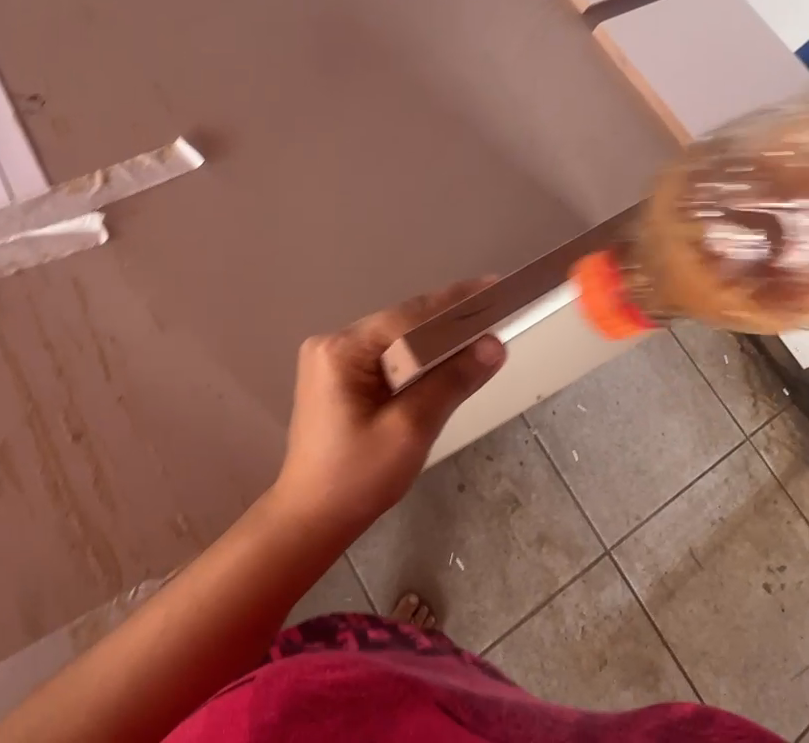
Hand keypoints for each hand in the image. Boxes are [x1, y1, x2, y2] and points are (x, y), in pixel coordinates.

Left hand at [271, 280, 507, 531]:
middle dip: (448, 317)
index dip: (455, 303)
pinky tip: (444, 356)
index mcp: (342, 350)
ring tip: (479, 327)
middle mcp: (332, 344)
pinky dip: (417, 357)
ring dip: (434, 337)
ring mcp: (331, 361)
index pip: (408, 317)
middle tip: (496, 306)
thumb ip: (451, 382)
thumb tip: (494, 344)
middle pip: (401, 323)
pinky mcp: (337, 379)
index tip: (495, 288)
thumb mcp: (411, 430)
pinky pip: (385, 356)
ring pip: (395, 339)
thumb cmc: (358, 477)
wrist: (312, 518)